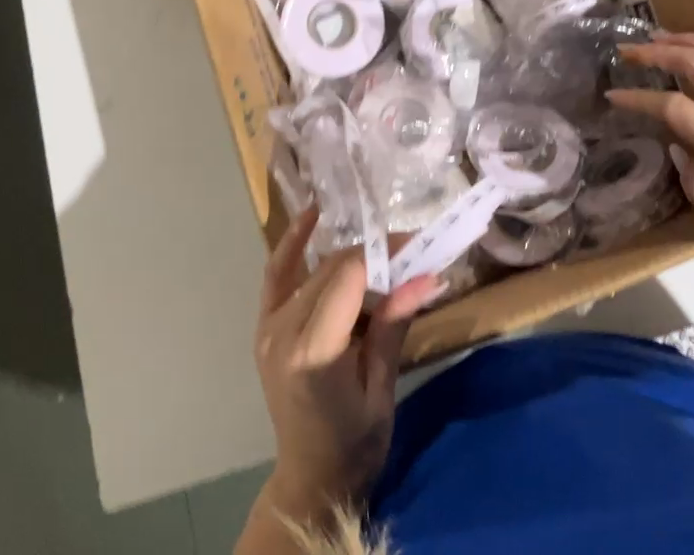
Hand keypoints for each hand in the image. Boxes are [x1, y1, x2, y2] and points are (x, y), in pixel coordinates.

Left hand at [253, 209, 438, 512]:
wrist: (311, 476)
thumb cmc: (355, 442)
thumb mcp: (382, 386)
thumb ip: (394, 324)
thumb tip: (428, 274)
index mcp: (313, 350)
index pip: (349, 277)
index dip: (385, 253)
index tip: (420, 244)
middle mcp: (282, 331)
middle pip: (332, 270)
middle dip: (375, 254)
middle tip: (414, 250)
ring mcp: (267, 326)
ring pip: (312, 270)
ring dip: (349, 257)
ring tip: (384, 246)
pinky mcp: (264, 326)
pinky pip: (277, 275)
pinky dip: (293, 245)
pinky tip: (311, 217)